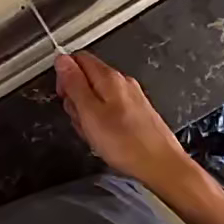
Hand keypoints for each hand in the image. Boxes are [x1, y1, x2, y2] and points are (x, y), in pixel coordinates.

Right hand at [55, 52, 196, 192]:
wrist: (161, 165)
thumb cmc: (125, 143)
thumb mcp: (89, 113)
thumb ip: (74, 84)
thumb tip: (62, 59)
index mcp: (109, 77)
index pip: (78, 58)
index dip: (65, 75)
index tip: (64, 96)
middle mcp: (122, 81)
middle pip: (88, 78)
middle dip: (77, 98)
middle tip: (81, 120)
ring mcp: (131, 96)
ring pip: (98, 96)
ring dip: (89, 113)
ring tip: (94, 134)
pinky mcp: (137, 111)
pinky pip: (110, 109)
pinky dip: (102, 121)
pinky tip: (106, 138)